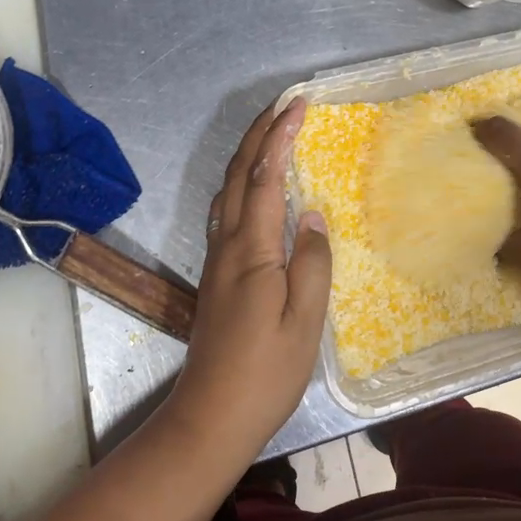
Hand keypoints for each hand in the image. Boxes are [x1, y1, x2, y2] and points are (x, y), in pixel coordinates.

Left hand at [168, 99, 331, 452]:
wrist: (209, 418)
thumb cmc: (264, 374)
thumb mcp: (303, 323)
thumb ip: (311, 264)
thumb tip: (310, 215)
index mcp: (251, 251)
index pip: (264, 178)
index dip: (280, 136)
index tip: (298, 103)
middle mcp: (227, 245)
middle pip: (238, 174)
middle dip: (260, 132)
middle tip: (286, 102)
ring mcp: (217, 259)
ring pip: (228, 189)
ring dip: (248, 152)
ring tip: (274, 131)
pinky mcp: (216, 274)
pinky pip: (227, 209)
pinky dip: (242, 180)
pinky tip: (254, 186)